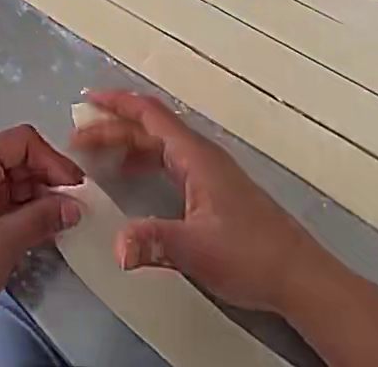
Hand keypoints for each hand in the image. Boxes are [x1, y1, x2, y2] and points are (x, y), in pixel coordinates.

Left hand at [0, 124, 83, 365]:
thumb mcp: (4, 244)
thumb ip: (43, 218)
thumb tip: (73, 206)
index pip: (23, 141)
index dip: (53, 161)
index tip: (77, 187)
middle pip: (19, 159)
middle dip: (48, 180)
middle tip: (76, 207)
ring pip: (13, 183)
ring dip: (38, 200)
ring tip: (63, 222)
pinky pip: (3, 203)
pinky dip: (24, 214)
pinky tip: (41, 232)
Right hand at [75, 92, 377, 366]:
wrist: (300, 277)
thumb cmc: (251, 256)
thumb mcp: (198, 250)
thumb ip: (156, 243)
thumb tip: (116, 247)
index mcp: (195, 155)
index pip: (150, 115)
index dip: (117, 103)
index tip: (87, 100)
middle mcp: (199, 155)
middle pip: (149, 127)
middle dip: (112, 126)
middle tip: (77, 137)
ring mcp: (207, 171)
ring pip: (159, 143)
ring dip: (126, 142)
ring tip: (96, 154)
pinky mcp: (212, 188)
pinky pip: (168, 160)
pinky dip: (143, 159)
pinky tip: (131, 176)